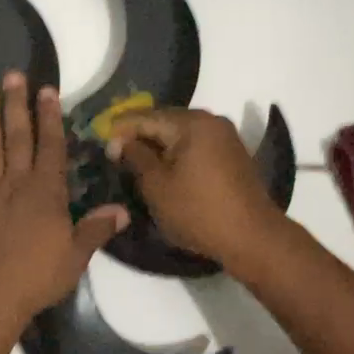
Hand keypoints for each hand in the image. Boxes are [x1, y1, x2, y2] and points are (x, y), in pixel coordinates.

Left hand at [0, 73, 128, 349]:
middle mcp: (16, 185)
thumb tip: (122, 211)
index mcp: (46, 193)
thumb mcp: (75, 257)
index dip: (51, 118)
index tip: (48, 90)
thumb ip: (96, 230)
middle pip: (18, 138)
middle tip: (13, 74)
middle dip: (17, 105)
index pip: (51, 147)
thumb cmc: (37, 279)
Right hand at [107, 109, 285, 268]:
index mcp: (191, 123)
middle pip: (164, 121)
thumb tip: (120, 142)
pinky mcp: (232, 155)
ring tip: (137, 166)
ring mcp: (225, 137)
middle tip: (116, 156)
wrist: (251, 237)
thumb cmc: (197, 211)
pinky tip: (165, 171)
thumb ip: (135, 156)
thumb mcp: (156, 186)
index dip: (119, 130)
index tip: (102, 148)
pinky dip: (177, 154)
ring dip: (158, 146)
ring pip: (181, 134)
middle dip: (139, 136)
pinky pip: (196, 146)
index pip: (144, 117)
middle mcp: (211, 121)